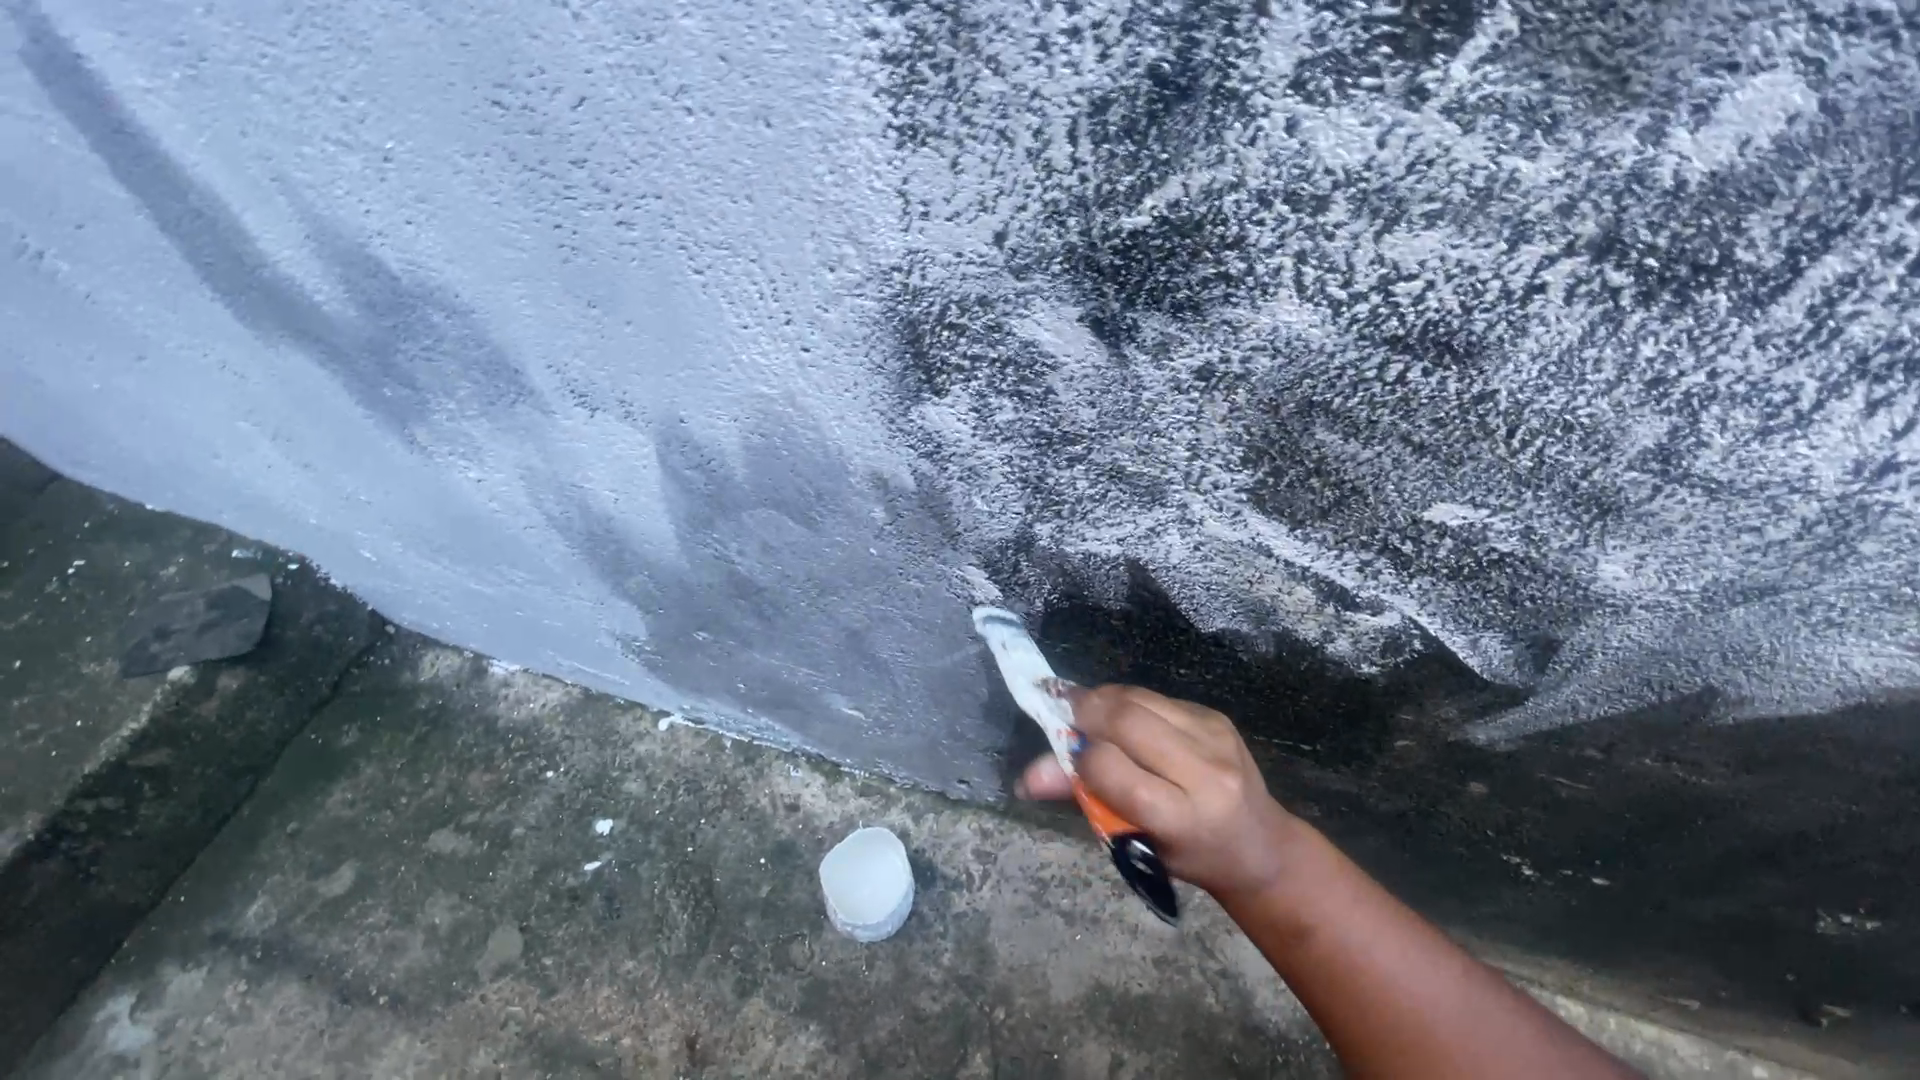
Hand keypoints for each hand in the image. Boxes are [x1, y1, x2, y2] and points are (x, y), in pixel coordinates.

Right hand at [1015, 684, 1301, 902]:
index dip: (1079, 758)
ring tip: (1086, 711)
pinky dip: (1128, 702)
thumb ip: (1085, 801)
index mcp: (1181, 817)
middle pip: (1126, 720)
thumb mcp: (1136, 842)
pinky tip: (1122, 717)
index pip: (1111, 769)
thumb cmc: (1189, 855)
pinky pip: (1157, 697)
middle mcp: (1204, 771)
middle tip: (1066, 718)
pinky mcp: (1216, 716)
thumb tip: (1026, 779)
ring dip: (1103, 700)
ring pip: (1139, 698)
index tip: (1066, 759)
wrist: (1259, 844)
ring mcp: (1214, 738)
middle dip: (1085, 712)